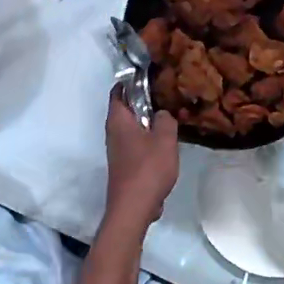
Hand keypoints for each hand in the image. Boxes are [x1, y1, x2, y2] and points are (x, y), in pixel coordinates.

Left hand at [104, 91, 178, 227]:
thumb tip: (162, 114)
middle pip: (126, 109)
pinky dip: (148, 141)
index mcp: (118, 120)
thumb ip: (165, 120)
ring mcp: (117, 150)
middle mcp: (113, 132)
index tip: (151, 76)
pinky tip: (165, 145)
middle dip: (144, 102)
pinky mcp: (124, 164)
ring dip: (148, 124)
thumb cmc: (148, 168)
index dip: (132, 80)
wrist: (134, 207)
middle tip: (166, 97)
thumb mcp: (164, 139)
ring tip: (170, 120)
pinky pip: (136, 144)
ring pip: (133, 128)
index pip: (119, 90)